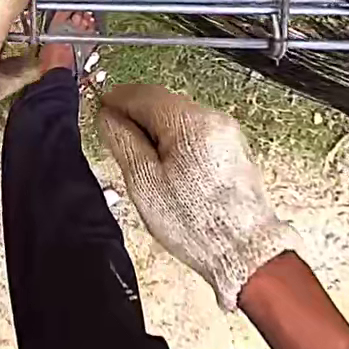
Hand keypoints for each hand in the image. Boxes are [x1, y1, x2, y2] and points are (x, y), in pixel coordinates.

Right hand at [96, 84, 301, 309]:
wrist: (247, 254)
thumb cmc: (195, 224)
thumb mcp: (144, 183)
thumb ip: (122, 141)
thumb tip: (108, 116)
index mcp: (190, 123)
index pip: (143, 95)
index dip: (117, 100)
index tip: (102, 109)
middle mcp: (212, 119)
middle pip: (162, 102)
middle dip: (136, 114)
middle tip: (116, 135)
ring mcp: (225, 132)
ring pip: (177, 115)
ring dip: (154, 126)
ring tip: (142, 157)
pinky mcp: (231, 147)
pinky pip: (194, 130)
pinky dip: (174, 138)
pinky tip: (166, 164)